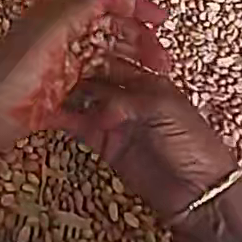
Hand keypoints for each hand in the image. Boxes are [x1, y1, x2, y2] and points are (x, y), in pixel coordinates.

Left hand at [0, 0, 166, 153]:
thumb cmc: (15, 71)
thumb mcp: (52, 32)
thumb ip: (83, 4)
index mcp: (60, 16)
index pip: (105, 3)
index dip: (135, 6)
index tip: (161, 19)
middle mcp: (62, 37)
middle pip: (109, 33)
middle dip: (139, 42)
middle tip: (163, 61)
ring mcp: (61, 67)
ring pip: (104, 62)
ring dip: (130, 69)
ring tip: (153, 84)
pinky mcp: (58, 95)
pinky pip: (90, 91)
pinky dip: (108, 96)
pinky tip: (126, 104)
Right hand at [57, 34, 237, 219]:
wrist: (199, 193)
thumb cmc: (192, 143)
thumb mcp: (164, 110)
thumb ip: (128, 101)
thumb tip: (100, 105)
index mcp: (148, 81)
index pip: (116, 62)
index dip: (95, 55)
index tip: (69, 47)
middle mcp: (129, 97)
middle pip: (96, 79)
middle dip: (76, 72)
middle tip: (49, 65)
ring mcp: (116, 121)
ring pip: (85, 101)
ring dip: (67, 94)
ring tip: (41, 85)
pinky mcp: (106, 145)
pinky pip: (81, 128)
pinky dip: (65, 120)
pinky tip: (48, 112)